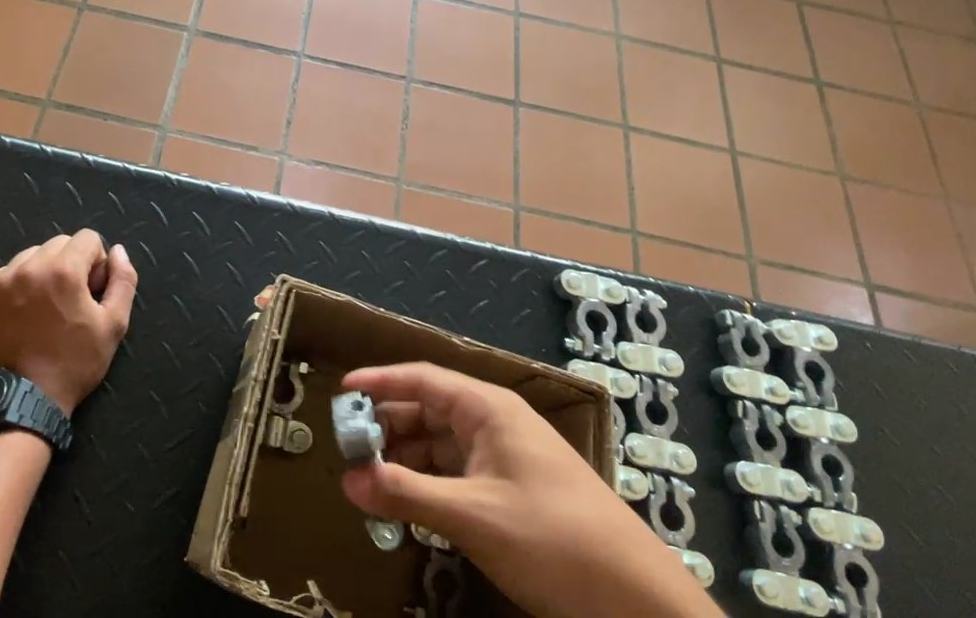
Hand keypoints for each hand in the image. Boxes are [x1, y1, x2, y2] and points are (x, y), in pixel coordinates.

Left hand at [0, 230, 136, 414]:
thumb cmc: (72, 364)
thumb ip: (123, 281)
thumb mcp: (113, 326)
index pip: (88, 238)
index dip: (97, 263)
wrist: (19, 401)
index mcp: (63, 269)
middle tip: (71, 302)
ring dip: (44, 273)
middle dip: (71, 264)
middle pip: (59, 244)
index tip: (92, 292)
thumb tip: (118, 251)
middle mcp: (28, 266)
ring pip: (31, 257)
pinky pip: (6, 275)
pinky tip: (22, 317)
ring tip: (45, 310)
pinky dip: (18, 287)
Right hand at [339, 364, 720, 617]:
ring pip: (439, 446)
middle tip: (346, 453)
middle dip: (386, 428)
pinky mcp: (510, 492)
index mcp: (488, 410)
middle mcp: (494, 424)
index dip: (380, 381)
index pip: (423, 379)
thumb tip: (347, 480)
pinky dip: (426, 486)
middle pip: (427, 411)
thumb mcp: (472, 516)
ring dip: (404, 461)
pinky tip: (406, 507)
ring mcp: (504, 459)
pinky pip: (455, 475)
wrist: (636, 597)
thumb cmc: (552, 539)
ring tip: (369, 484)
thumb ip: (406, 495)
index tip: (339, 393)